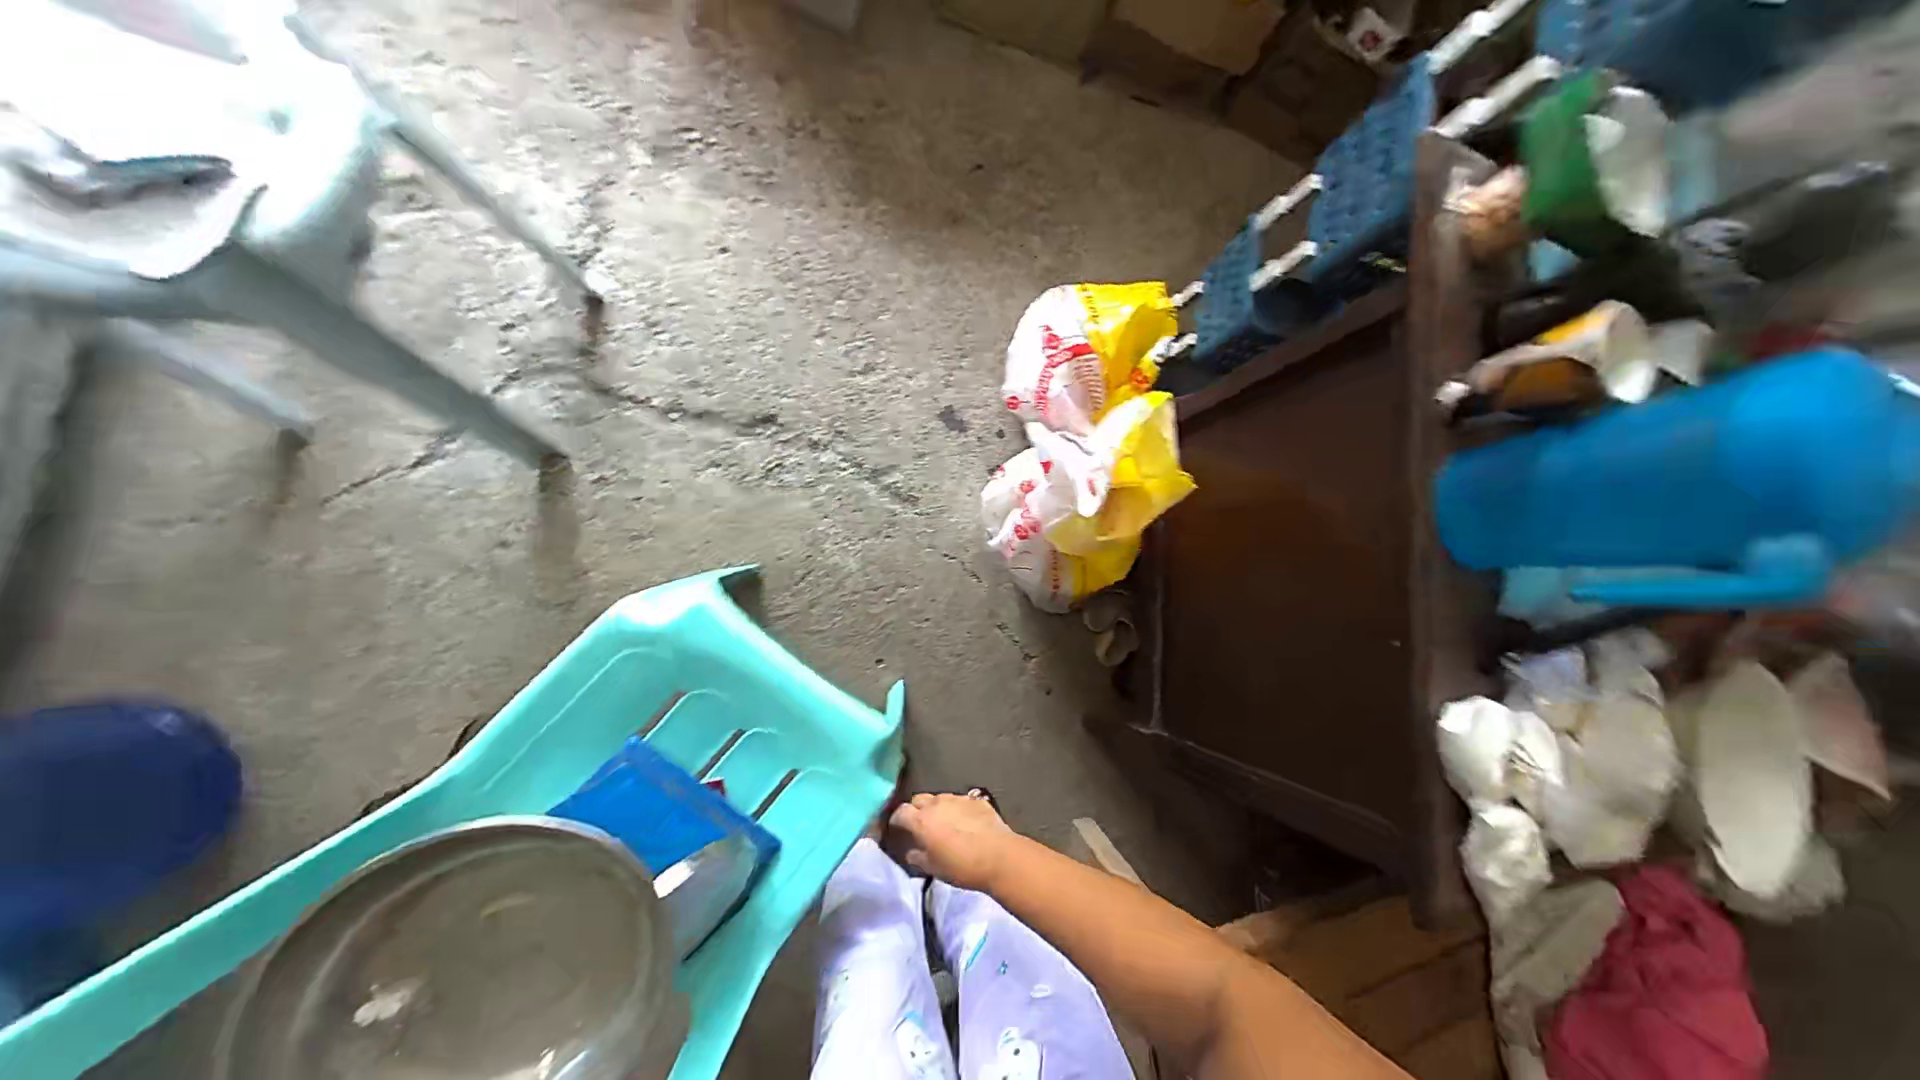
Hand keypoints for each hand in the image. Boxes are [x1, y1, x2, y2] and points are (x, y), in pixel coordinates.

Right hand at [888, 791, 1016, 890]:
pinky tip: (965, 823)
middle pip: (919, 799)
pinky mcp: (976, 800)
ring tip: (944, 824)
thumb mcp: (934, 868)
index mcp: (922, 820)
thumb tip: (911, 851)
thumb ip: (918, 857)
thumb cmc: (961, 867)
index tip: (897, 827)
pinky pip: (960, 801)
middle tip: (920, 825)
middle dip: (916, 810)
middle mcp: (937, 804)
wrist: (999, 856)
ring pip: (940, 799)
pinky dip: (958, 810)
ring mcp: (958, 799)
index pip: (900, 811)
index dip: (896, 819)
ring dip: (937, 808)